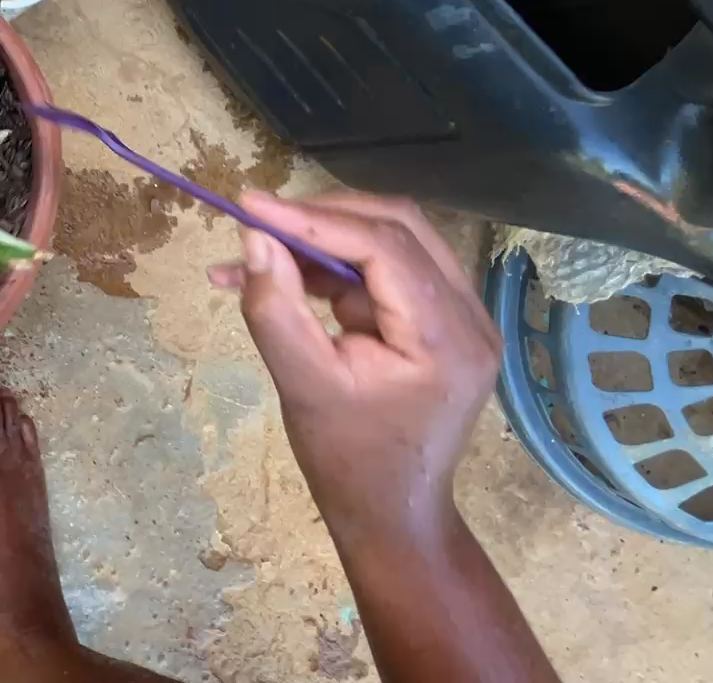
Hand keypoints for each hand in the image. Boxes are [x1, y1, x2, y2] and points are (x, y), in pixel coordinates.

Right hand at [208, 192, 498, 547]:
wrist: (386, 506)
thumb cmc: (344, 454)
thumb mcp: (299, 381)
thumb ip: (274, 306)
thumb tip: (253, 237)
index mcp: (443, 337)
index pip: (382, 246)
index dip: (311, 217)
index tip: (247, 205)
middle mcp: (465, 315)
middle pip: (396, 227)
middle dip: (319, 214)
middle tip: (256, 220)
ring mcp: (453, 316)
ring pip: (386, 240)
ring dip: (316, 236)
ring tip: (253, 252)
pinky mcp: (427, 319)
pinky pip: (373, 269)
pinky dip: (321, 265)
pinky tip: (270, 276)